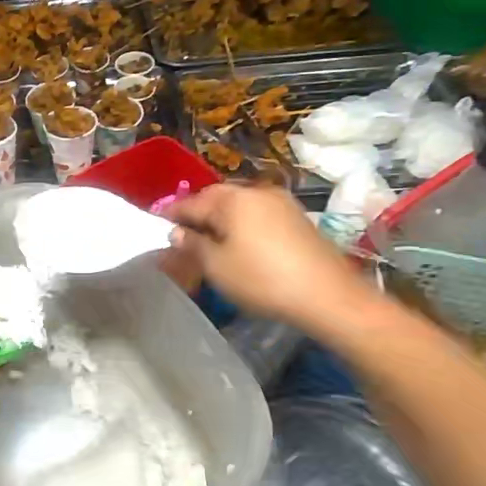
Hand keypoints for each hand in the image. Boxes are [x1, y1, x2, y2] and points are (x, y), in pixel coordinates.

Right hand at [164, 183, 370, 328]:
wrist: (327, 294)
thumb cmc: (262, 279)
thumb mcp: (217, 267)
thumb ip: (193, 245)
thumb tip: (176, 231)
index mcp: (232, 198)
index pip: (192, 201)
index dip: (172, 213)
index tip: (157, 224)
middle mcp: (256, 191)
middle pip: (217, 197)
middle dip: (199, 212)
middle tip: (183, 232)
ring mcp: (281, 202)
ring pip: (240, 204)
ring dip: (222, 217)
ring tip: (211, 239)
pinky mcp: (297, 217)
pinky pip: (259, 213)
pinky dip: (243, 223)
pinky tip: (241, 242)